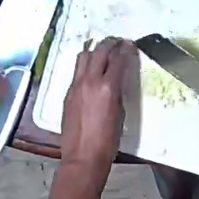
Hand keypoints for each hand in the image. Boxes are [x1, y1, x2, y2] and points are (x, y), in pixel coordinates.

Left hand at [60, 38, 135, 176]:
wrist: (83, 156)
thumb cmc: (108, 140)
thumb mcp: (121, 113)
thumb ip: (118, 92)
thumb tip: (117, 80)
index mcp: (108, 87)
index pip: (118, 60)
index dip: (126, 49)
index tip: (130, 44)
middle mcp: (90, 81)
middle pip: (99, 52)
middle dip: (110, 44)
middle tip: (117, 42)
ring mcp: (76, 86)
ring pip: (83, 57)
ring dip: (94, 50)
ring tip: (102, 49)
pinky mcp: (67, 93)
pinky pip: (76, 72)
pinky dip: (85, 64)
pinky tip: (91, 68)